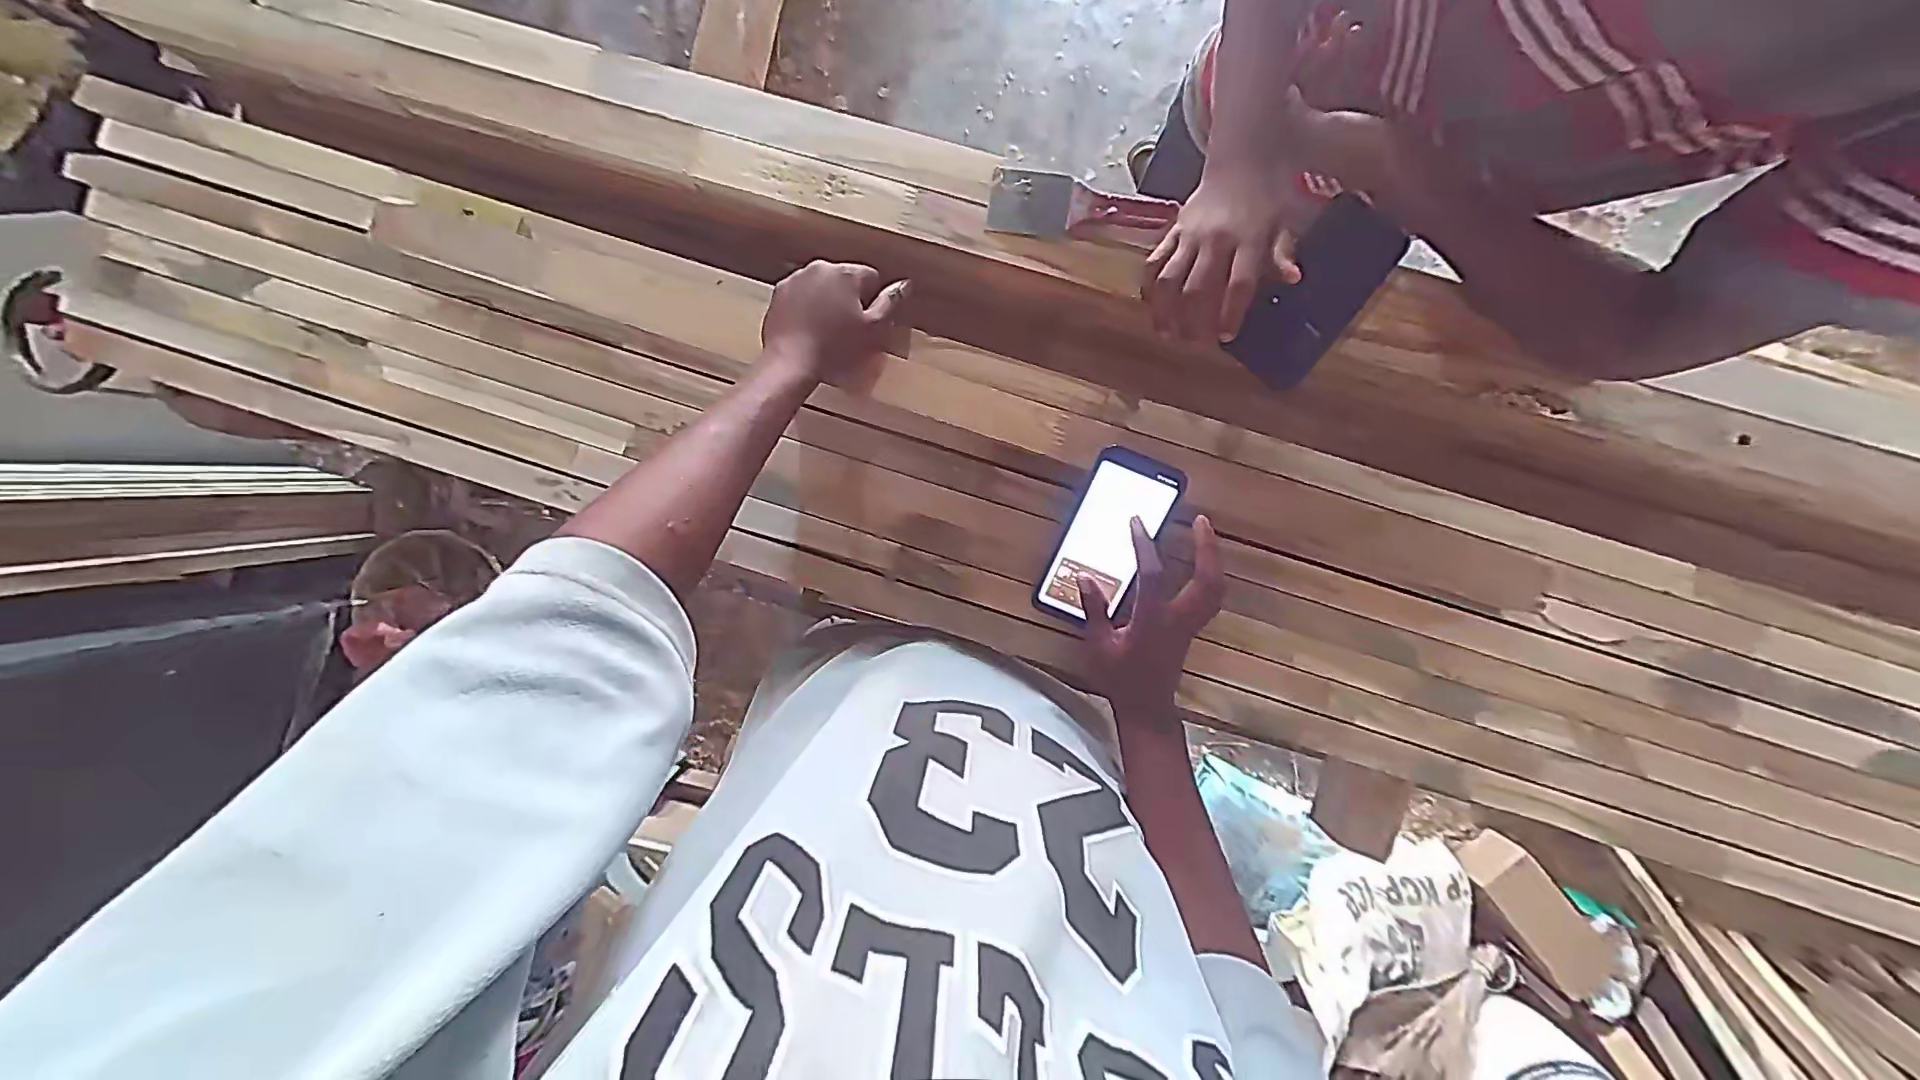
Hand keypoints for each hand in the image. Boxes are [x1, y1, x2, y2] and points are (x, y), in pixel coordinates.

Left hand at [761, 260, 911, 388]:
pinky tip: (810, 330)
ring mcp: (796, 279)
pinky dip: (808, 307)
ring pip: (823, 286)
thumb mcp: (872, 330)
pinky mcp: (780, 293)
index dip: (873, 300)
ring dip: (829, 301)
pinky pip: (802, 295)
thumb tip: (905, 284)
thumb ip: (890, 303)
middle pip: (845, 279)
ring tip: (828, 331)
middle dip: (850, 299)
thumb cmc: (836, 348)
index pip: (871, 276)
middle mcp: (820, 268)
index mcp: (846, 273)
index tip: (868, 321)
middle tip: (849, 329)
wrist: (792, 362)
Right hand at [1077, 514, 1224, 716]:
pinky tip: (1202, 564)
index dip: (1144, 546)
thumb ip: (1094, 609)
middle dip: (1206, 548)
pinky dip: (1210, 575)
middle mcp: (1178, 621)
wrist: (1147, 706)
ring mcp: (1190, 625)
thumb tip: (1085, 577)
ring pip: (1215, 589)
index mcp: (1153, 622)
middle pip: (1206, 580)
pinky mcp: (1192, 628)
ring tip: (1205, 535)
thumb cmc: (1121, 679)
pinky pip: (1210, 597)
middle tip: (1200, 521)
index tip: (1136, 523)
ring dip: (1213, 559)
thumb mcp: (1099, 644)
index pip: (1153, 576)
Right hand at [1143, 168, 1315, 344]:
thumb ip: (1282, 253)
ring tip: (1166, 334)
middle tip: (1194, 343)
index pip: (1238, 283)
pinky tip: (1152, 308)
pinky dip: (1149, 287)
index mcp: (1248, 238)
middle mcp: (1215, 238)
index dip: (1230, 313)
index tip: (1225, 336)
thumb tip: (1292, 279)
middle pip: (1198, 288)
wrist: (1241, 160)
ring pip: (1169, 279)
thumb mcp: (1282, 223)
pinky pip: (1154, 262)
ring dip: (1165, 311)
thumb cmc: (1265, 201)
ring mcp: (1189, 235)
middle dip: (1194, 321)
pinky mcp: (1172, 231)